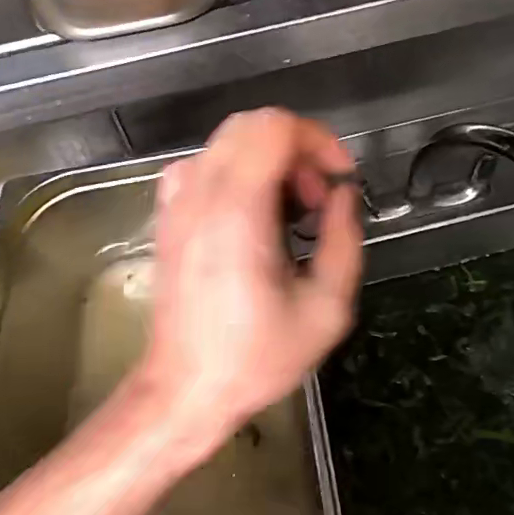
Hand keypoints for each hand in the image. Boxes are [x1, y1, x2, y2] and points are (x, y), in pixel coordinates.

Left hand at [135, 108, 363, 447]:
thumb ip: (343, 240)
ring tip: (292, 214)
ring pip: (230, 142)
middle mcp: (200, 195)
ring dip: (272, 162)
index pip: (275, 127)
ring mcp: (176, 203)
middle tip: (318, 202)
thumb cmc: (257, 357)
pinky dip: (241, 174)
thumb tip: (344, 196)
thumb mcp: (326, 309)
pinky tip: (257, 218)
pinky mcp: (168, 217)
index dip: (318, 140)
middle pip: (253, 125)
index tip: (340, 180)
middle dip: (299, 151)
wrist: (185, 389)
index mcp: (238, 213)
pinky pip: (207, 165)